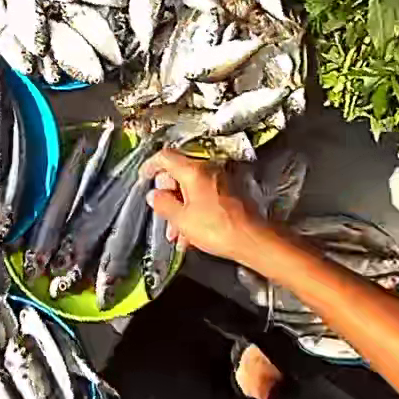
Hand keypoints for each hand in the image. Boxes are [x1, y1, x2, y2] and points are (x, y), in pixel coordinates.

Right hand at [141, 148, 286, 266]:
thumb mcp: (182, 219)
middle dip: (167, 194)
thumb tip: (154, 195)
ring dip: (180, 207)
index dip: (150, 165)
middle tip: (161, 214)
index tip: (143, 177)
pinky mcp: (230, 193)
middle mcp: (208, 170)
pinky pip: (204, 195)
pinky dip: (194, 209)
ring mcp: (221, 181)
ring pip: (191, 188)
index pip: (165, 157)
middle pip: (178, 173)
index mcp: (193, 171)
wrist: (255, 242)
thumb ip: (163, 204)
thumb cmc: (216, 228)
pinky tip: (191, 233)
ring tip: (176, 233)